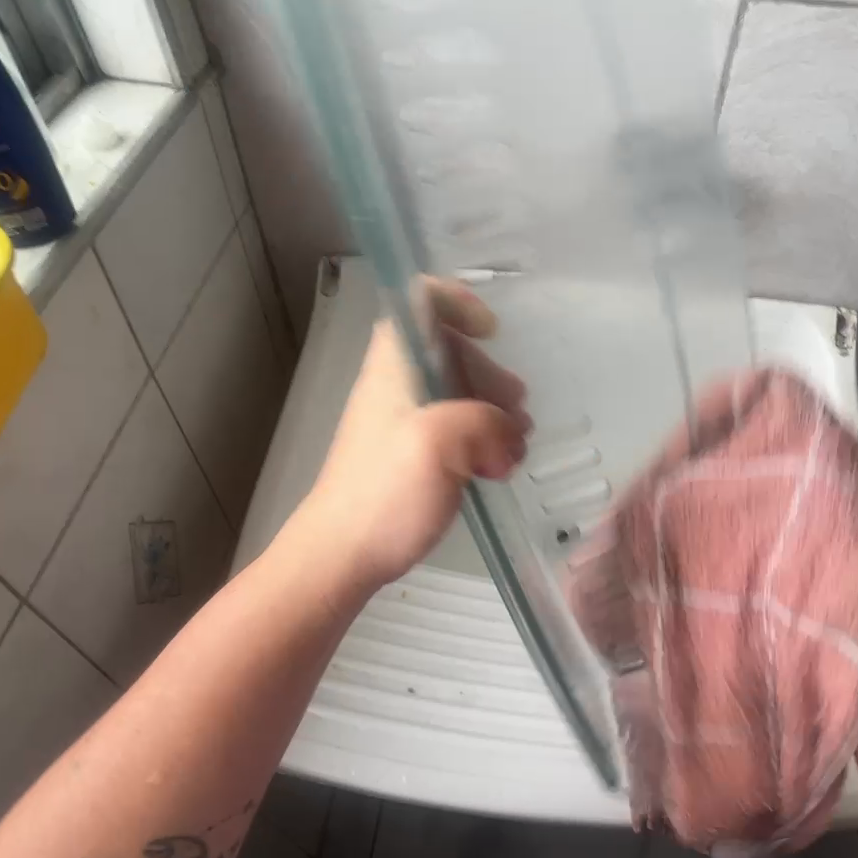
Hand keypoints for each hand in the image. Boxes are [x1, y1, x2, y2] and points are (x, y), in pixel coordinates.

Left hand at [285, 278, 531, 594]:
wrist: (339, 556)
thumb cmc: (384, 494)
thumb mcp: (441, 444)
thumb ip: (486, 423)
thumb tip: (510, 437)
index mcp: (395, 366)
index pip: (419, 301)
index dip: (458, 302)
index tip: (492, 334)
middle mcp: (395, 385)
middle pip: (447, 351)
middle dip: (489, 373)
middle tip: (518, 411)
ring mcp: (399, 422)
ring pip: (453, 393)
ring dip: (491, 411)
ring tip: (517, 446)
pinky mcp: (406, 457)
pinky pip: (451, 430)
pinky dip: (479, 439)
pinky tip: (497, 467)